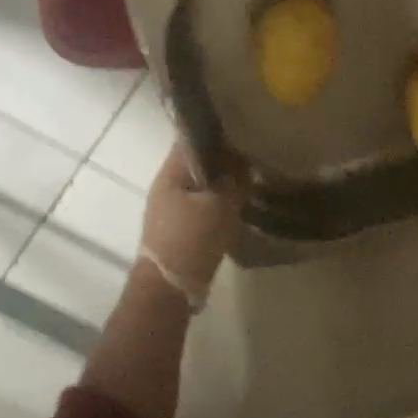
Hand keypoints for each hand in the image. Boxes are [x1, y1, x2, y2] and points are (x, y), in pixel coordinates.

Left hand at [137, 145, 243, 309]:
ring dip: (220, 183)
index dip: (214, 131)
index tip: (239, 126)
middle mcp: (166, 186)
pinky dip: (217, 203)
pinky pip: (200, 206)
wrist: (168, 290)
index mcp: (170, 173)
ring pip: (200, 186)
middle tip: (251, 154)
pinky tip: (237, 206)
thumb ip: (233, 181)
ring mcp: (169, 209)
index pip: (191, 138)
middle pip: (197, 163)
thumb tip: (243, 162)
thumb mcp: (220, 206)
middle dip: (222, 159)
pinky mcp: (177, 229)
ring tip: (248, 179)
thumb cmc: (191, 240)